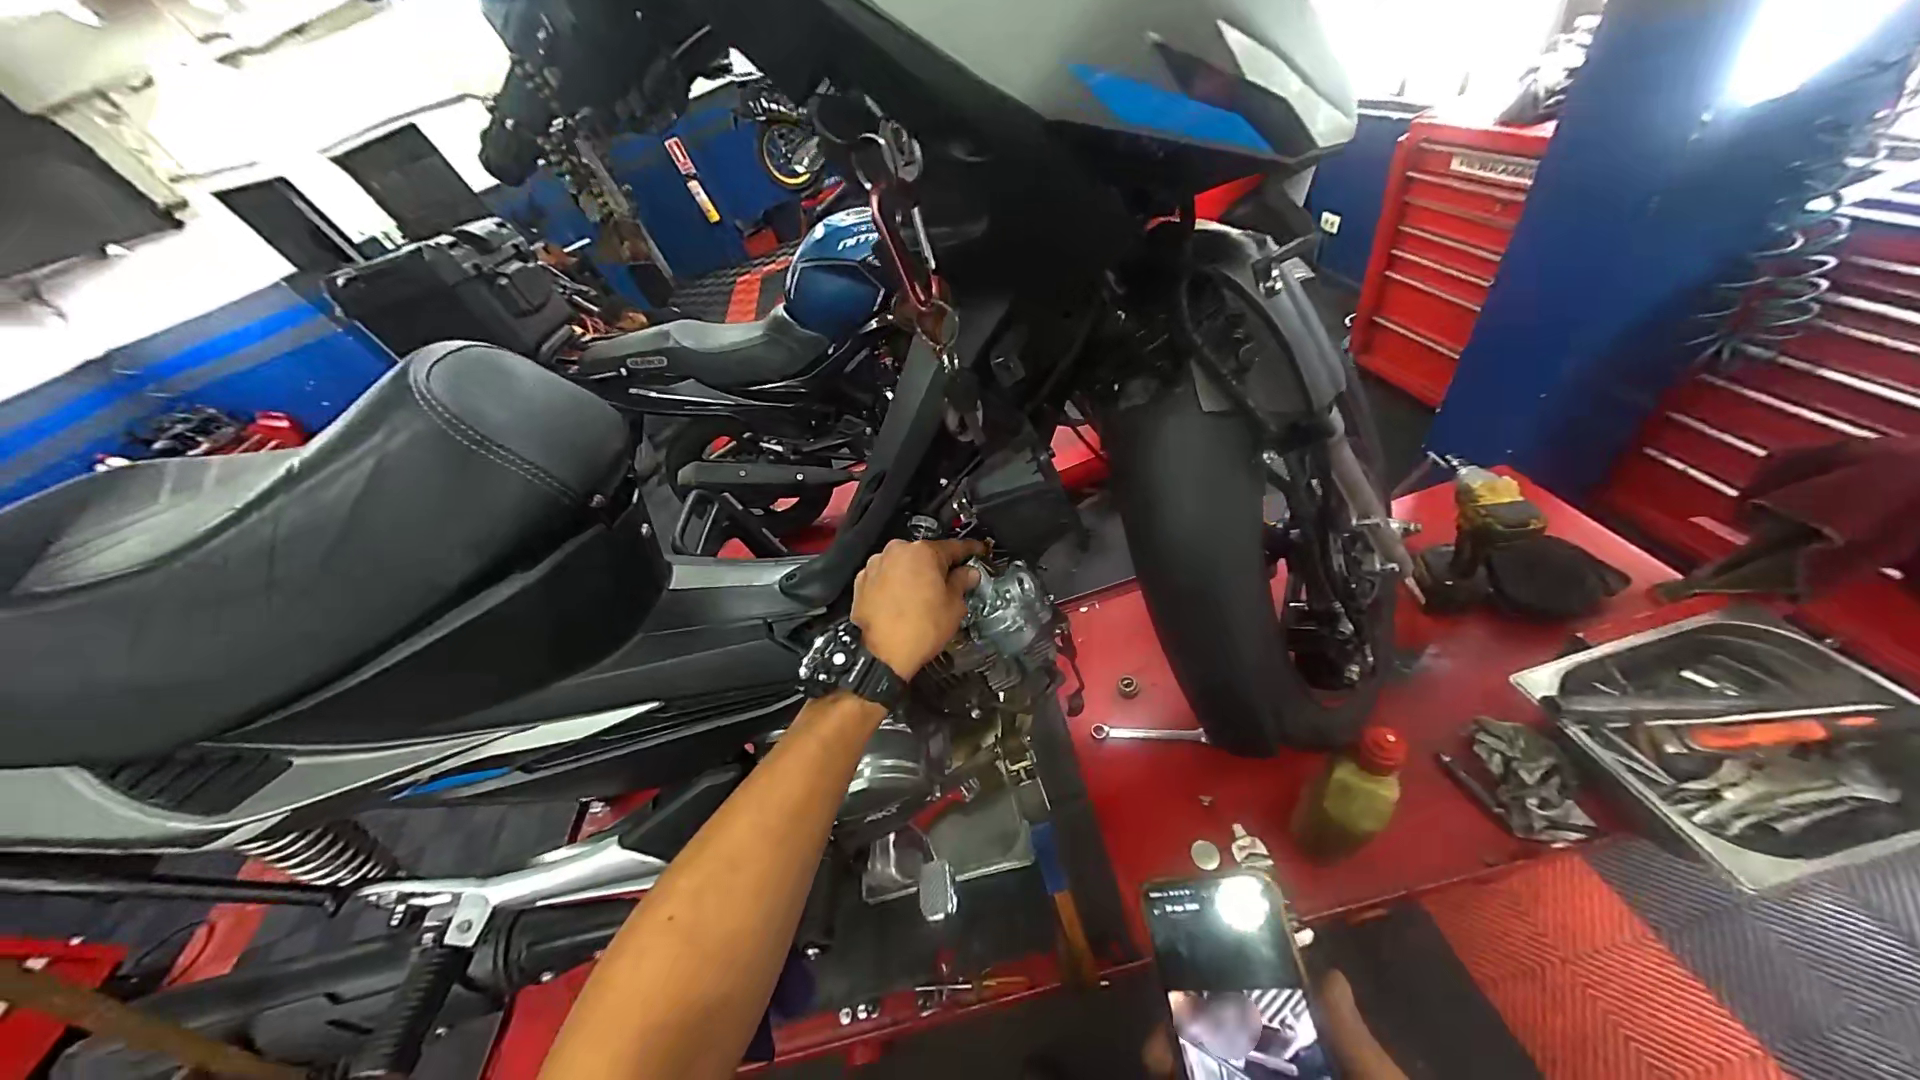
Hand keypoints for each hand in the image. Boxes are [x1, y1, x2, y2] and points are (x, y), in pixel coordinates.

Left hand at [851, 539, 984, 677]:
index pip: (953, 546)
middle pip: (925, 555)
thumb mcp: (953, 606)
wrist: (880, 656)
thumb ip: (961, 582)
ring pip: (903, 565)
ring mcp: (875, 565)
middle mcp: (896, 551)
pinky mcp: (861, 581)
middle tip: (949, 583)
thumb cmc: (920, 629)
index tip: (977, 551)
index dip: (970, 550)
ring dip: (914, 575)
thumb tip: (967, 573)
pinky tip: (902, 602)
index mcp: (923, 552)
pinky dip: (894, 585)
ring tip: (922, 598)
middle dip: (938, 566)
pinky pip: (885, 577)